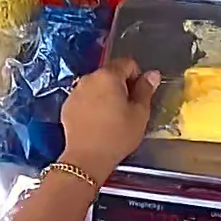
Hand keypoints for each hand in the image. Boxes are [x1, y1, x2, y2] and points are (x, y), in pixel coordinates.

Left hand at [58, 57, 159, 177]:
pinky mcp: (67, 105)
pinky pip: (84, 98)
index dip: (137, 76)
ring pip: (96, 85)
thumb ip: (145, 89)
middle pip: (110, 73)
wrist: (87, 158)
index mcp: (109, 76)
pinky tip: (97, 121)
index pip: (128, 63)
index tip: (139, 95)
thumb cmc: (118, 135)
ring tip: (111, 116)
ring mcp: (75, 91)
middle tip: (127, 108)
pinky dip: (92, 104)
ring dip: (106, 94)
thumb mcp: (140, 113)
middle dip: (121, 85)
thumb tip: (152, 74)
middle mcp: (89, 78)